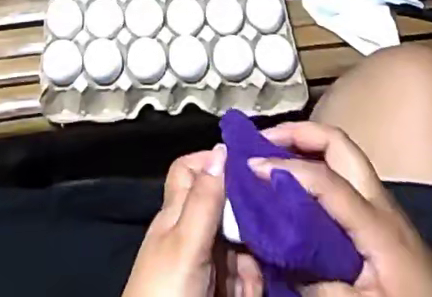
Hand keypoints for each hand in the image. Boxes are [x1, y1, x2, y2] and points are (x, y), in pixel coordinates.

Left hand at [124, 146, 265, 296]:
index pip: (192, 170)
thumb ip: (204, 199)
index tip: (248, 165)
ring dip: (252, 260)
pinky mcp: (219, 293)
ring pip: (240, 246)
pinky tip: (249, 294)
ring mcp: (206, 266)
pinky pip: (243, 278)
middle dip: (249, 220)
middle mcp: (192, 234)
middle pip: (227, 209)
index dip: (215, 162)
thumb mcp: (184, 243)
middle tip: (266, 229)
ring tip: (252, 278)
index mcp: (176, 214)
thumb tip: (222, 149)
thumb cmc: (165, 294)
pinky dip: (250, 286)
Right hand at [257, 123, 431, 296]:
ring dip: (306, 144)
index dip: (287, 169)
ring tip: (272, 153)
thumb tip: (283, 264)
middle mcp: (379, 200)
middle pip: (339, 143)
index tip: (252, 167)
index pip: (326, 179)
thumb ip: (324, 290)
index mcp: (376, 223)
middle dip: (299, 132)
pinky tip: (296, 184)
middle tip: (263, 141)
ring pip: (342, 153)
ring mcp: (383, 204)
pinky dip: (316, 165)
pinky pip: (345, 174)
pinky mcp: (382, 215)